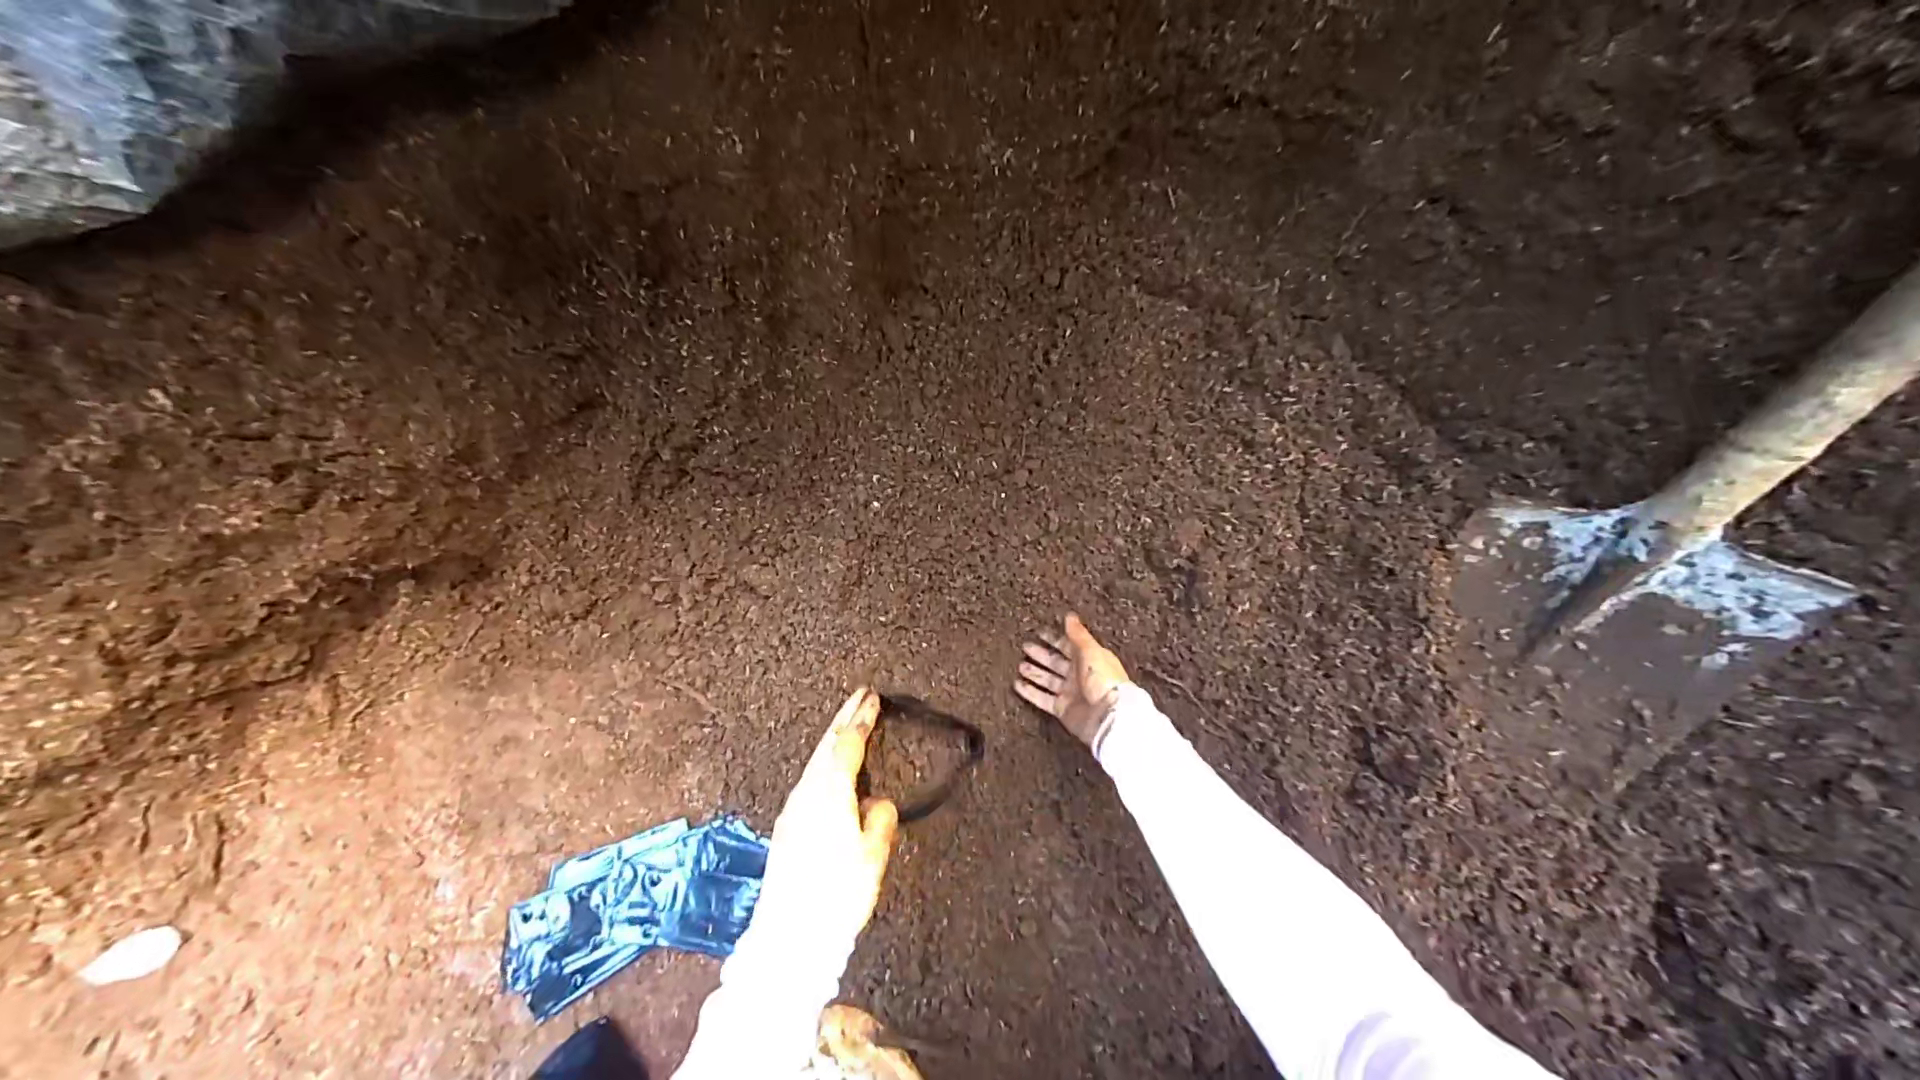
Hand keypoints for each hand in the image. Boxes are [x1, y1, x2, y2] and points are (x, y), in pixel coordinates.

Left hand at [753, 688, 900, 948]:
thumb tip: (878, 803)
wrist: (789, 936)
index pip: (848, 745)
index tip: (872, 698)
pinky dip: (824, 759)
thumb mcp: (871, 859)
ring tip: (848, 721)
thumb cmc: (835, 898)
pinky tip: (830, 766)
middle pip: (827, 744)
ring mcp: (794, 808)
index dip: (862, 719)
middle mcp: (808, 794)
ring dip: (833, 736)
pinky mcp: (788, 825)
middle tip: (860, 695)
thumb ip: (879, 822)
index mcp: (831, 794)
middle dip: (845, 717)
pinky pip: (809, 777)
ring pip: (816, 759)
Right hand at [1015, 614, 1132, 750]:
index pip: (1067, 646)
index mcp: (1088, 659)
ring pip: (1047, 680)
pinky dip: (1030, 692)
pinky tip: (1017, 685)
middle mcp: (1078, 675)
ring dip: (1034, 672)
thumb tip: (1070, 616)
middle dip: (1041, 655)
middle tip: (1025, 647)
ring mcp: (1070, 692)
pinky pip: (1042, 698)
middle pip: (1055, 662)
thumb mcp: (1090, 650)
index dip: (1054, 639)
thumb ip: (1077, 634)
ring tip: (1020, 666)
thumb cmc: (1103, 680)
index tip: (1039, 632)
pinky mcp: (1062, 709)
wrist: (1107, 715)